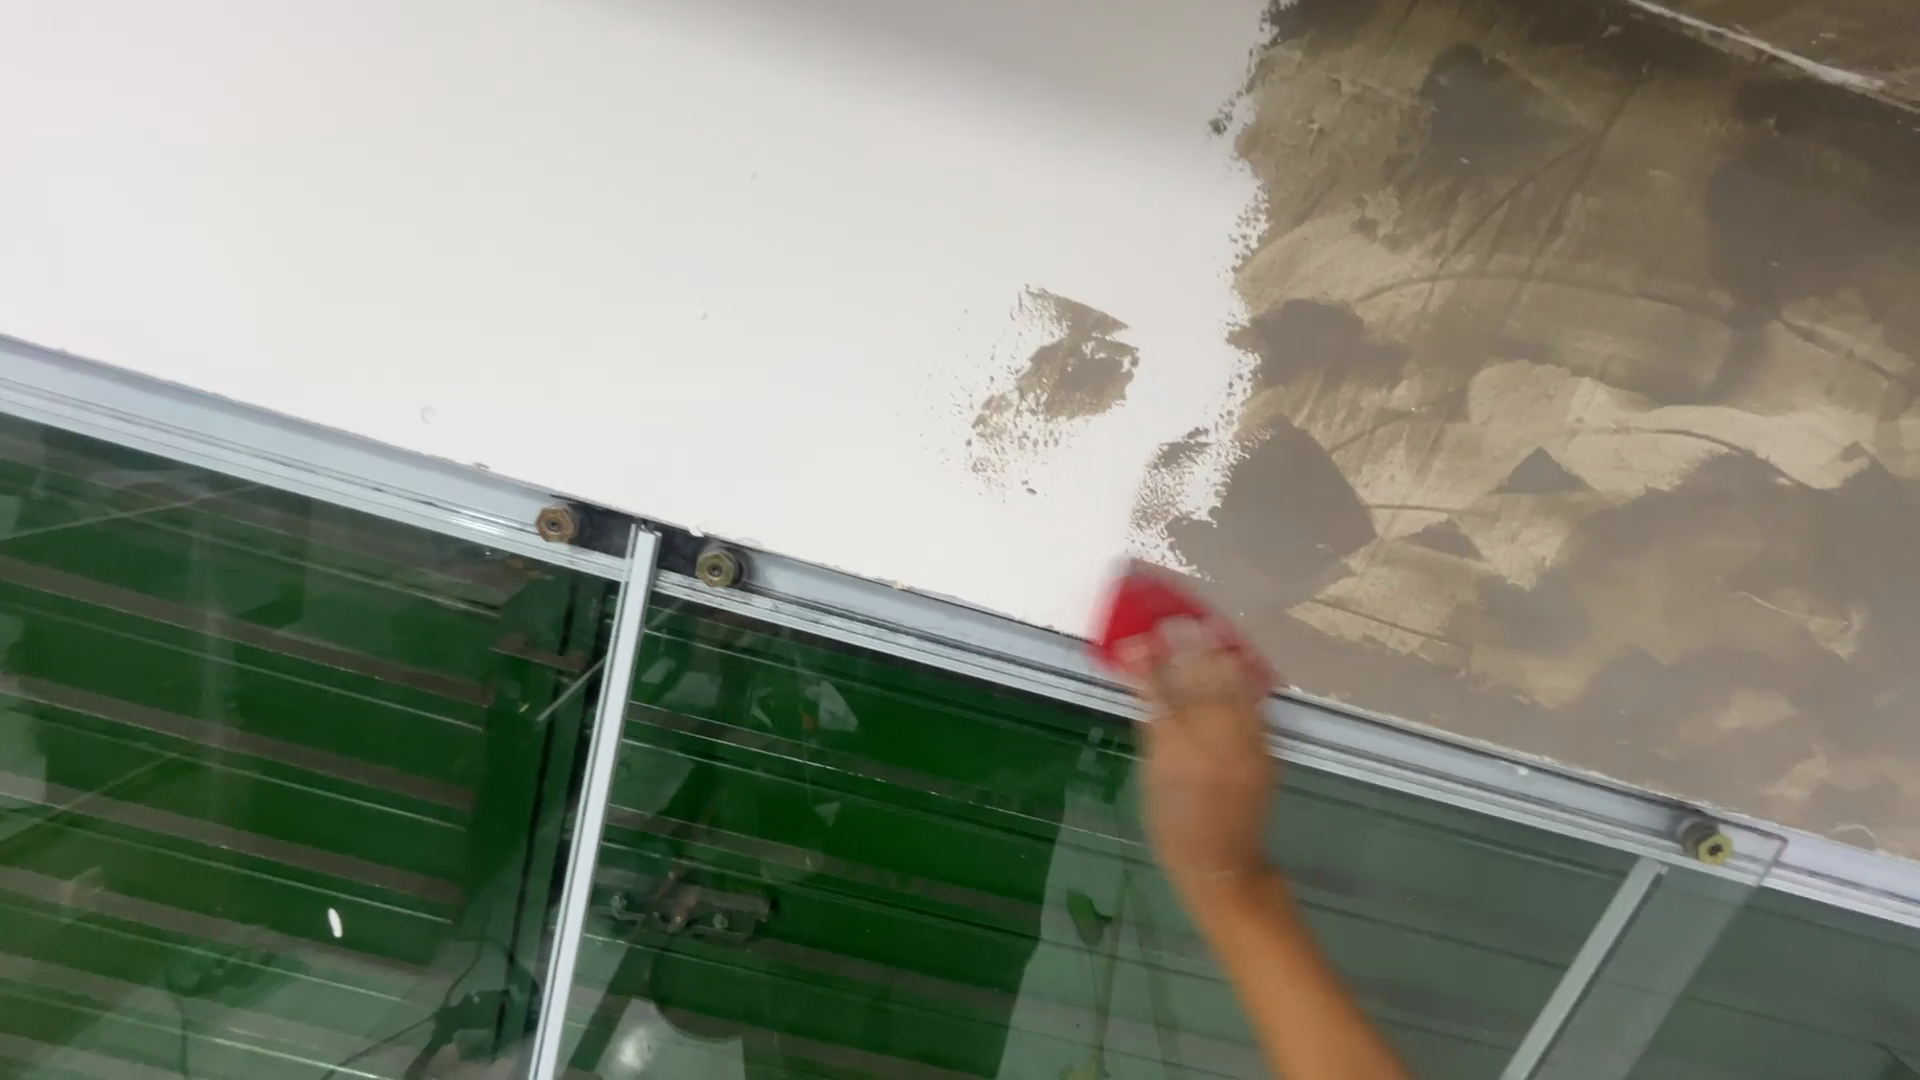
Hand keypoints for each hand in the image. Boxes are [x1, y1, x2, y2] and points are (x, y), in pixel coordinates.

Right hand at [1131, 643, 1279, 903]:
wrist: (1222, 863)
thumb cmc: (1172, 825)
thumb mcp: (1149, 779)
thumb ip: (1153, 731)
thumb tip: (1146, 688)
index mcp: (1173, 754)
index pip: (1156, 696)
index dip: (1146, 665)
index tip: (1137, 639)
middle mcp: (1211, 745)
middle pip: (1198, 683)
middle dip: (1186, 648)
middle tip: (1176, 622)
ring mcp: (1244, 747)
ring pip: (1232, 688)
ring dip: (1217, 655)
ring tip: (1207, 628)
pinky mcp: (1265, 752)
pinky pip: (1256, 706)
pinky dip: (1245, 679)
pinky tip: (1236, 660)